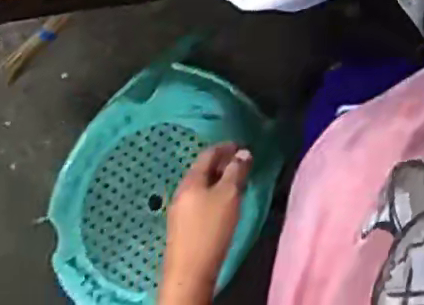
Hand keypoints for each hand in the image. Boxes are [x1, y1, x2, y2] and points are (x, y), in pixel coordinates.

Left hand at [160, 143, 250, 304]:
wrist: (189, 276)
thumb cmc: (210, 230)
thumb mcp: (229, 195)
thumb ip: (237, 171)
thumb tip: (243, 153)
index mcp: (190, 180)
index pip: (208, 153)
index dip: (226, 146)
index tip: (243, 146)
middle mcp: (182, 191)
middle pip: (203, 169)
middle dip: (223, 163)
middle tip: (243, 164)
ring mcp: (180, 211)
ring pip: (202, 186)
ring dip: (219, 180)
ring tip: (237, 183)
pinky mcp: (182, 228)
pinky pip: (199, 200)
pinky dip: (213, 195)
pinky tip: (224, 204)